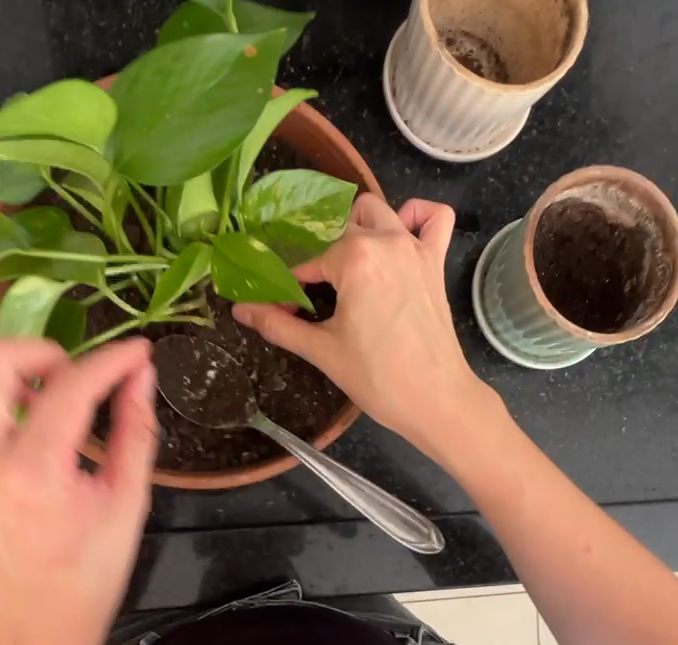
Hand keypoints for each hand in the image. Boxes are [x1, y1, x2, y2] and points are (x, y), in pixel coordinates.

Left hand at [0, 337, 157, 644]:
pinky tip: (3, 411)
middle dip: (41, 350)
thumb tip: (141, 374)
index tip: (136, 352)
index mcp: (35, 474)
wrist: (30, 623)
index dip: (109, 361)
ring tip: (29, 390)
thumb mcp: (127, 503)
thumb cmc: (88, 573)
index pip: (69, 387)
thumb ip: (136, 431)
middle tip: (72, 375)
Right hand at [233, 195, 500, 457]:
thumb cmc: (378, 379)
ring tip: (344, 262)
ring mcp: (414, 248)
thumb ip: (278, 324)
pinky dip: (416, 215)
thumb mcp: (322, 351)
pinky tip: (398, 235)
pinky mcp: (436, 262)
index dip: (288, 287)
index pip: (306, 261)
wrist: (435, 399)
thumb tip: (241, 310)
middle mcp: (385, 241)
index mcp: (354, 258)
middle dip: (316, 254)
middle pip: (335, 228)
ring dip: (355, 227)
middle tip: (309, 290)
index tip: (283, 309)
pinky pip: (434, 217)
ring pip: (377, 211)